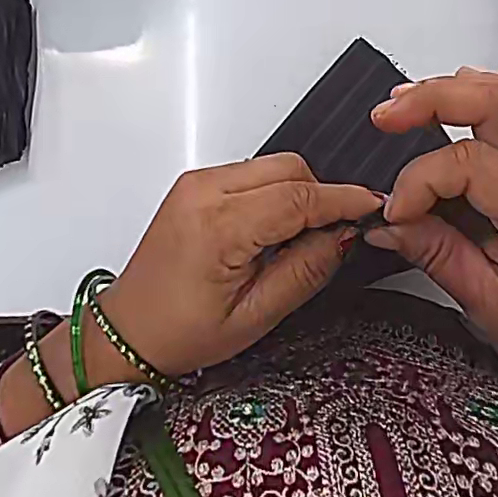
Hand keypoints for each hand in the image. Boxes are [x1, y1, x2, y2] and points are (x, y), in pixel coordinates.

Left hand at [94, 154, 382, 379]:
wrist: (128, 331)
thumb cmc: (178, 331)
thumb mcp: (256, 315)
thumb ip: (307, 269)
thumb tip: (343, 235)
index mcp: (218, 225)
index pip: (298, 196)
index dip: (342, 200)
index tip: (370, 206)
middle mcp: (203, 192)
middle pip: (288, 168)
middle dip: (321, 195)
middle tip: (333, 234)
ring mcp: (197, 183)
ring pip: (272, 165)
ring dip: (297, 193)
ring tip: (295, 239)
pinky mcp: (196, 184)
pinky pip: (252, 172)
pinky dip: (274, 192)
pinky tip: (271, 229)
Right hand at [368, 70, 497, 402]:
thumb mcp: (493, 308)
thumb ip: (437, 255)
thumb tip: (389, 223)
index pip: (472, 163)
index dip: (418, 180)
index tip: (396, 211)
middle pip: (497, 102)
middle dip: (431, 98)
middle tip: (387, 117)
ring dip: (448, 93)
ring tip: (403, 107)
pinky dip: (468, 104)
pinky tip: (440, 109)